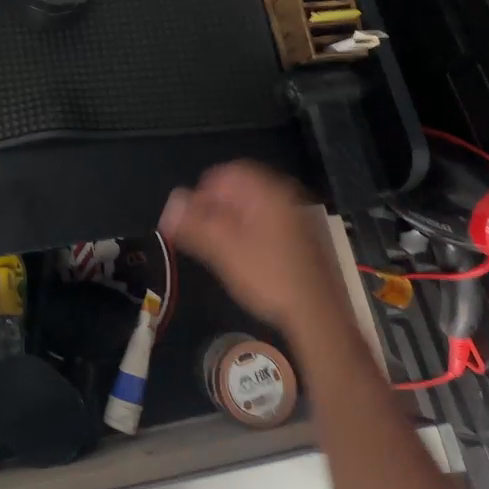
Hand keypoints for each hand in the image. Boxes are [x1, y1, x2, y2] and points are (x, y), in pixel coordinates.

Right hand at [159, 161, 348, 334]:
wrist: (318, 314)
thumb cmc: (269, 277)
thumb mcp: (223, 250)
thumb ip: (193, 223)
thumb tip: (170, 203)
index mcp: (268, 192)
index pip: (226, 173)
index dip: (202, 192)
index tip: (188, 216)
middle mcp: (286, 197)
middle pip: (241, 190)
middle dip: (215, 208)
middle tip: (199, 233)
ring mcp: (298, 218)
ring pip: (254, 208)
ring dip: (231, 221)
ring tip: (217, 247)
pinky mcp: (304, 238)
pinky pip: (269, 223)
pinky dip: (249, 232)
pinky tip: (243, 256)